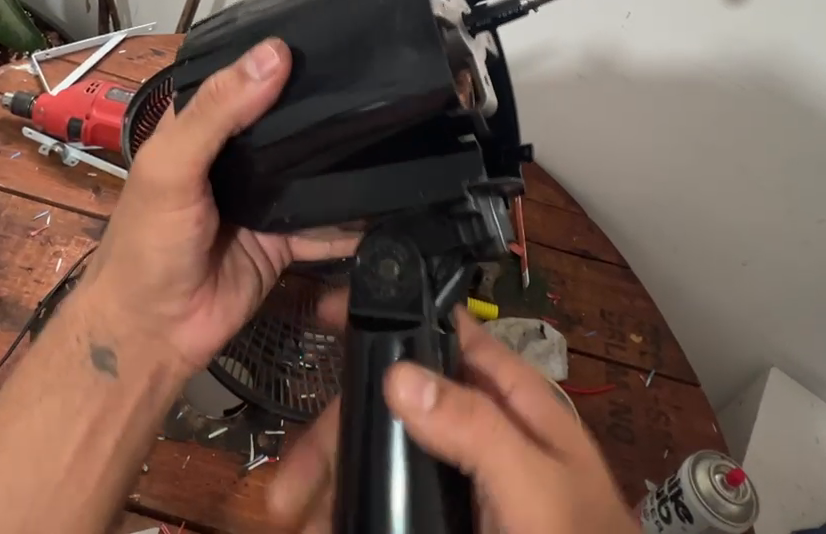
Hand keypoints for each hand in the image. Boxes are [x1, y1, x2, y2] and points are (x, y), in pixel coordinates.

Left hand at [78, 39, 361, 371]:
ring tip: (404, 126)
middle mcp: (235, 155)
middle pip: (287, 122)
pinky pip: (327, 222)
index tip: (338, 36)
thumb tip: (274, 54)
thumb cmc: (148, 240)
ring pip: (312, 169)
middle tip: (386, 79)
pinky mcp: (286, 239)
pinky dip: (356, 216)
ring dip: (346, 156)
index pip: (244, 78)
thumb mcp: (170, 165)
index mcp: (200, 126)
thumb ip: (216, 112)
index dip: (280, 59)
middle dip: (326, 106)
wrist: (153, 333)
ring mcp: (263, 197)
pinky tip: (394, 196)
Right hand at [268, 307, 639, 533]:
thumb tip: (396, 370)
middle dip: (338, 428)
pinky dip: (358, 498)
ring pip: (387, 448)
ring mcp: (463, 470)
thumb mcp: (535, 486)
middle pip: (395, 397)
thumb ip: (474, 426)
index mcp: (509, 394)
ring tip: (297, 513)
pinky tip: (329, 518)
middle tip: (290, 482)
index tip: (323, 314)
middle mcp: (480, 420)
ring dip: (338, 473)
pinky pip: (394, 490)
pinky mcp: (449, 509)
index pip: (442, 329)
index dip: (386, 312)